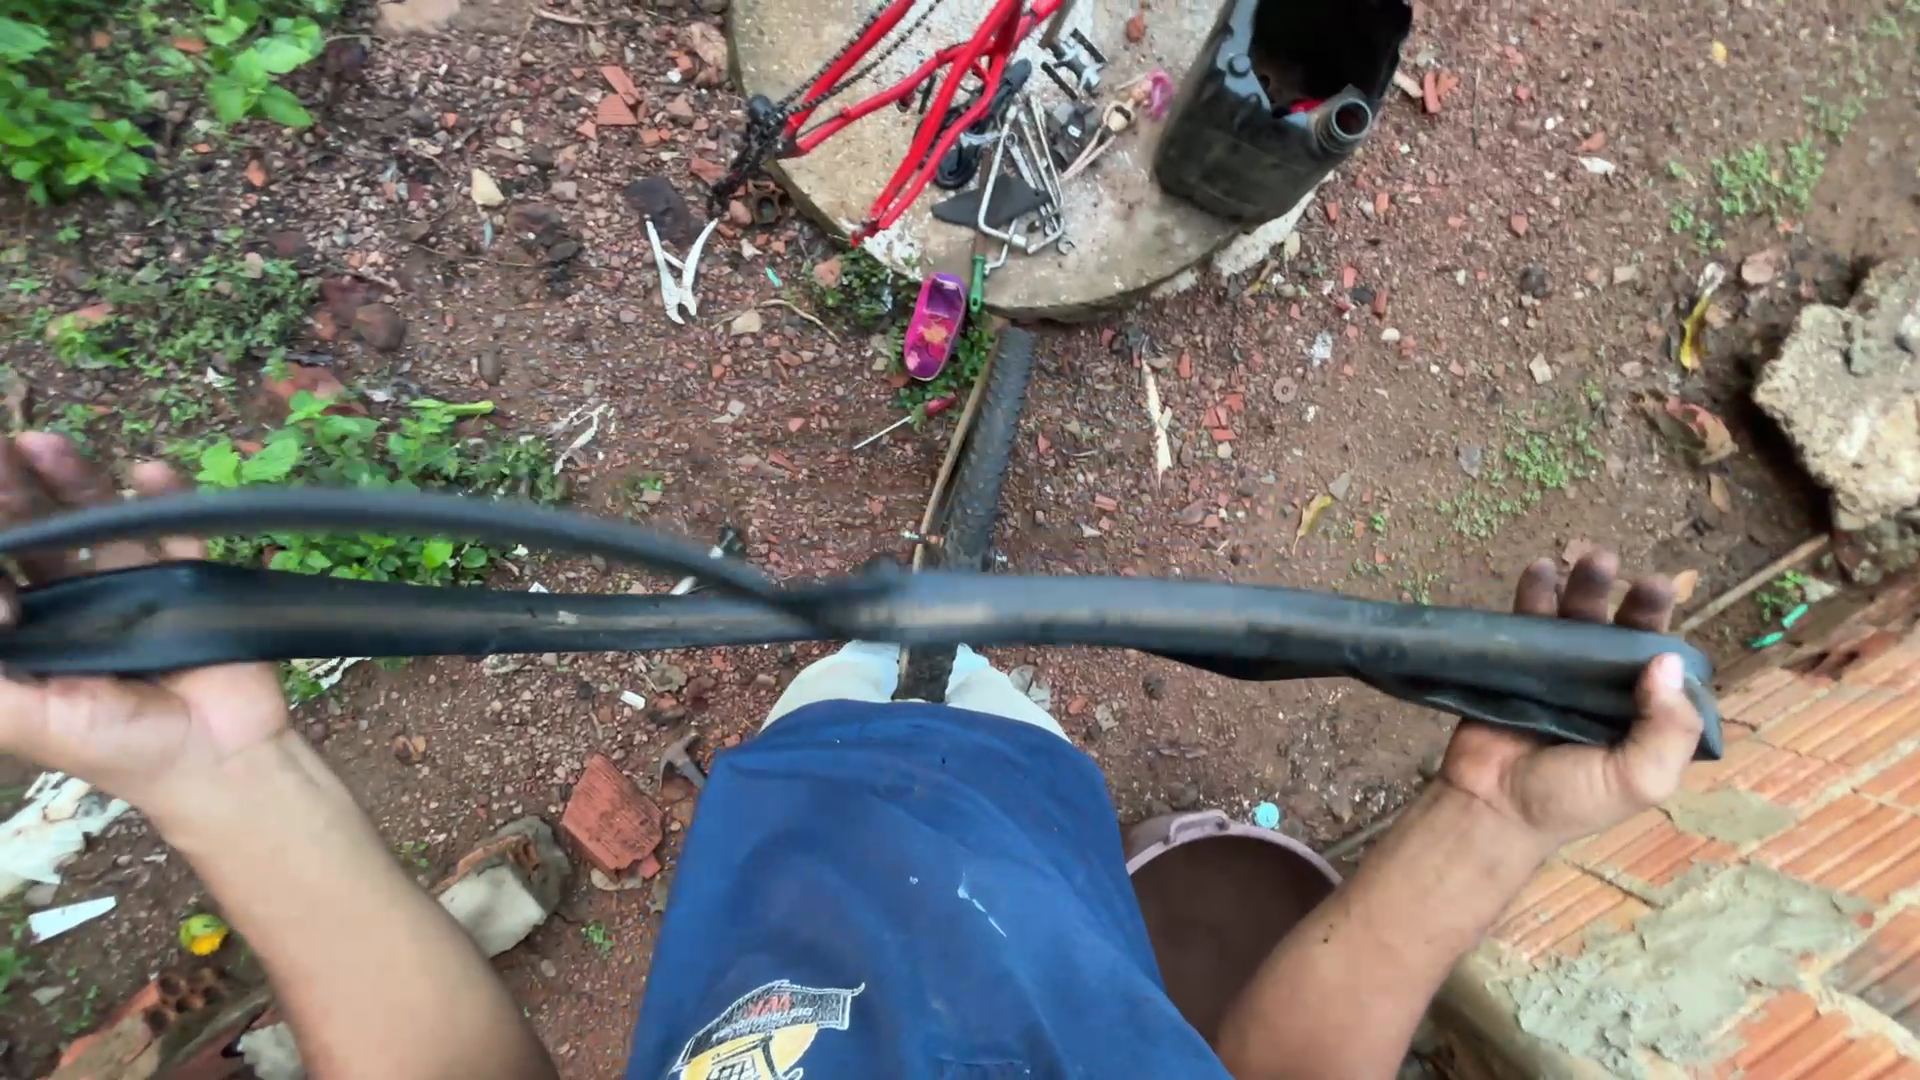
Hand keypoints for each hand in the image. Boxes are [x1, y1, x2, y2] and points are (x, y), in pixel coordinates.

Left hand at [0, 433, 289, 830]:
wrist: (218, 753)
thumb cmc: (113, 743)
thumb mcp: (18, 717)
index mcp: (18, 632)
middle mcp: (69, 602)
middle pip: (29, 535)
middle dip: (8, 493)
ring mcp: (135, 589)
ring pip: (95, 526)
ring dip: (73, 483)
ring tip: (46, 443)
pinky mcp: (193, 583)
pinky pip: (177, 535)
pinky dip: (167, 501)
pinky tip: (150, 471)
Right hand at [1439, 551, 1703, 852]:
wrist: (1493, 805)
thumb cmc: (1570, 799)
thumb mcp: (1642, 777)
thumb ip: (1667, 727)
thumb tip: (1663, 660)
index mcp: (1640, 714)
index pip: (1658, 663)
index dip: (1660, 628)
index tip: (1659, 595)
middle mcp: (1599, 688)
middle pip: (1615, 631)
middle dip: (1621, 597)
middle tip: (1619, 565)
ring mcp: (1551, 675)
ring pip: (1570, 622)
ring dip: (1577, 587)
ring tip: (1583, 556)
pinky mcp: (1507, 667)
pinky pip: (1521, 628)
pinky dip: (1530, 597)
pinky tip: (1537, 571)